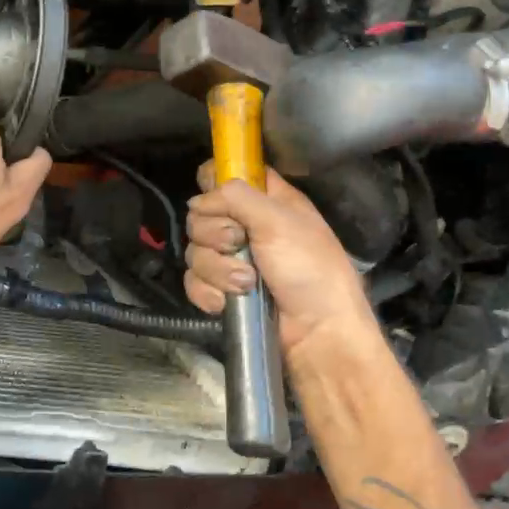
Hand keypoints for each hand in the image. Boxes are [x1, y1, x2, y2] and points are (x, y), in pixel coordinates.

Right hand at [184, 167, 379, 359]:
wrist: (315, 331)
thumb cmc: (310, 270)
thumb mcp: (280, 222)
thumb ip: (238, 198)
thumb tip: (199, 199)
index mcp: (268, 202)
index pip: (230, 176)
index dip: (215, 182)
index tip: (212, 197)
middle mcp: (247, 226)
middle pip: (201, 216)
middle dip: (215, 235)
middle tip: (240, 244)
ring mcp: (232, 260)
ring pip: (195, 251)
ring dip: (218, 270)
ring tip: (246, 283)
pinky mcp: (221, 289)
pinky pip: (194, 282)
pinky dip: (209, 292)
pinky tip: (228, 301)